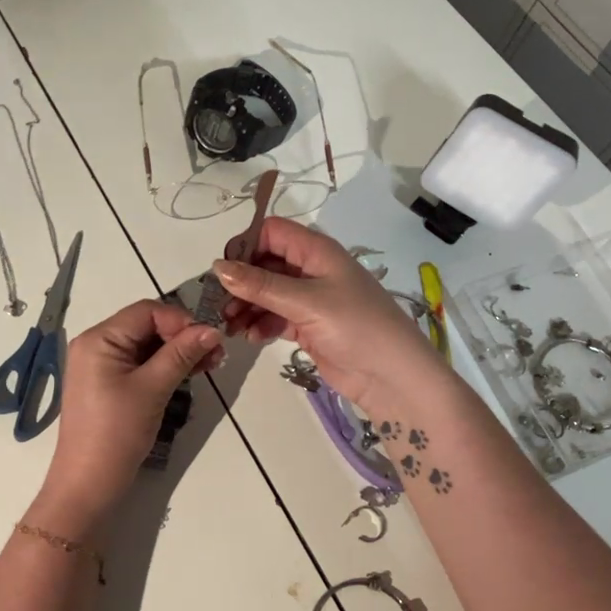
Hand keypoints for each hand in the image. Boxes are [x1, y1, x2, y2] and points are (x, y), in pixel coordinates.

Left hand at [37, 300, 221, 530]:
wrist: (88, 484)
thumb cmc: (116, 433)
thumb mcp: (152, 389)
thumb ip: (181, 354)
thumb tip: (212, 330)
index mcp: (99, 339)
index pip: (146, 312)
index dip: (181, 321)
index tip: (210, 341)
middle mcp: (96, 344)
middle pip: (147, 326)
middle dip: (182, 336)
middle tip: (216, 355)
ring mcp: (101, 365)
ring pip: (146, 345)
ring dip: (178, 351)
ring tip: (210, 365)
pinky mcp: (108, 385)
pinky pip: (140, 364)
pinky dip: (164, 366)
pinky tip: (189, 373)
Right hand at [214, 218, 443, 417]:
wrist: (393, 377)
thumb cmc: (356, 327)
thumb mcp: (307, 302)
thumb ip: (261, 285)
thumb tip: (217, 267)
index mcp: (317, 251)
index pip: (272, 232)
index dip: (245, 245)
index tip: (224, 270)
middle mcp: (311, 269)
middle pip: (264, 263)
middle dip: (240, 281)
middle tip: (218, 305)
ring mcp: (309, 299)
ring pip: (265, 293)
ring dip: (245, 306)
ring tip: (229, 325)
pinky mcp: (307, 326)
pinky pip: (274, 317)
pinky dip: (259, 324)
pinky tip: (250, 337)